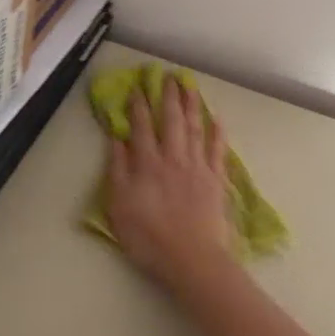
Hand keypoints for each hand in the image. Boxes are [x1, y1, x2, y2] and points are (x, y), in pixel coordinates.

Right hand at [105, 76, 237, 292]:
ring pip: (195, 128)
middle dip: (168, 97)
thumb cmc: (148, 237)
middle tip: (168, 76)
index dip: (138, 105)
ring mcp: (198, 168)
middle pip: (171, 120)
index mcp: (147, 163)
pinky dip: (217, 132)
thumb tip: (116, 139)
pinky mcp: (216, 181)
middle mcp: (173, 158)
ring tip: (190, 86)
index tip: (137, 87)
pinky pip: (217, 150)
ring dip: (192, 105)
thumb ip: (117, 169)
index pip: (141, 126)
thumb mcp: (119, 205)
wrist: (192, 259)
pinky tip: (217, 118)